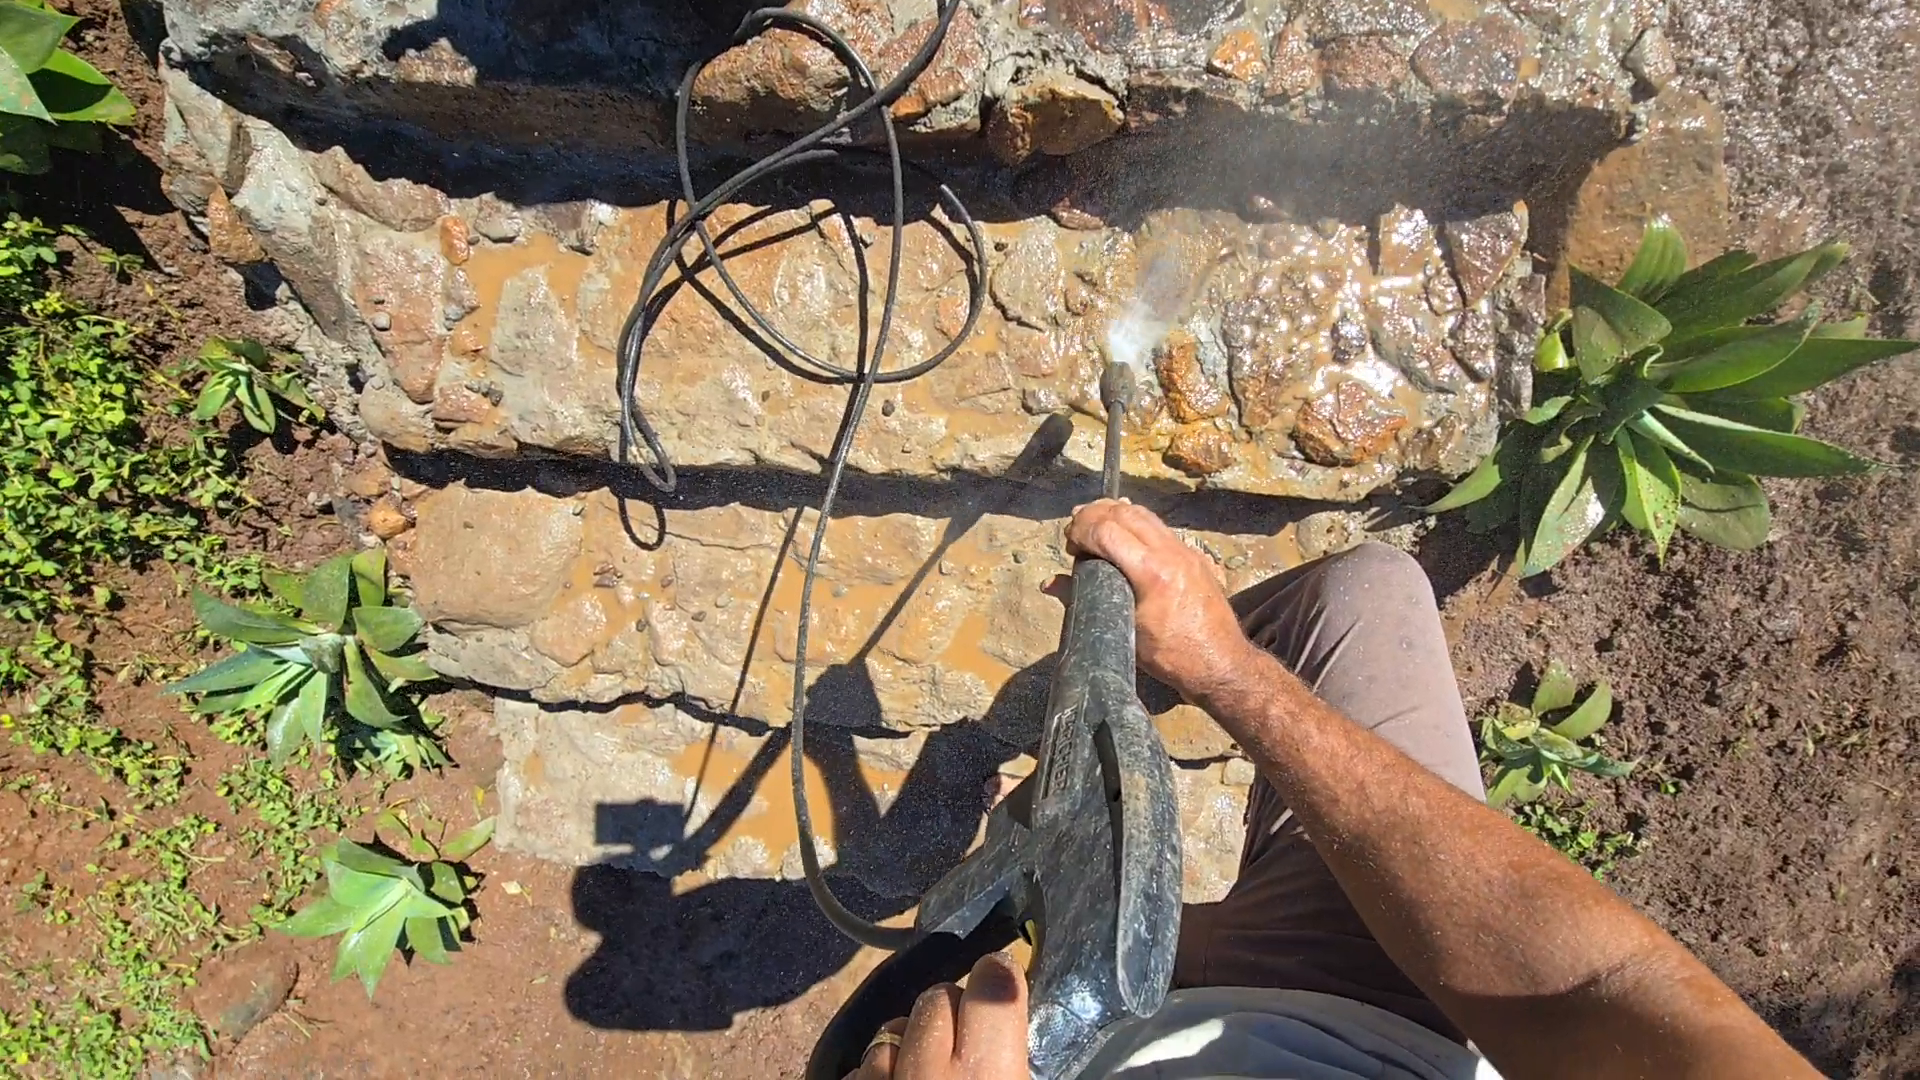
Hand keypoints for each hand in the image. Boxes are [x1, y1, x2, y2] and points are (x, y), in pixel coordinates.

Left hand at [845, 953, 1028, 1078]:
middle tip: (965, 1043)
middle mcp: (931, 1072)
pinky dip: (874, 1074)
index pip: (993, 985)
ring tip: (924, 1072)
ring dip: (908, 1042)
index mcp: (988, 1074)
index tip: (1003, 981)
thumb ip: (1016, 1059)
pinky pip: (858, 1068)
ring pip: (892, 1027)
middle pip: (938, 997)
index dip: (998, 977)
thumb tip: (1017, 1023)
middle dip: (951, 1010)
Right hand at [1065, 499, 1254, 704]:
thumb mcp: (1122, 630)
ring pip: (1144, 514)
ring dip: (1114, 513)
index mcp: (1153, 573)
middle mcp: (1172, 554)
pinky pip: (1159, 527)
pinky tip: (1121, 532)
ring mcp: (1186, 552)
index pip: (1108, 530)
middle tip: (1075, 531)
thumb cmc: (1172, 656)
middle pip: (1124, 513)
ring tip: (1092, 524)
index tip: (1069, 542)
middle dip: (1094, 515)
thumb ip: (1084, 601)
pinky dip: (1134, 522)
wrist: (1220, 664)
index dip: (1082, 529)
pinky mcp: (1193, 556)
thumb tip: (1049, 584)